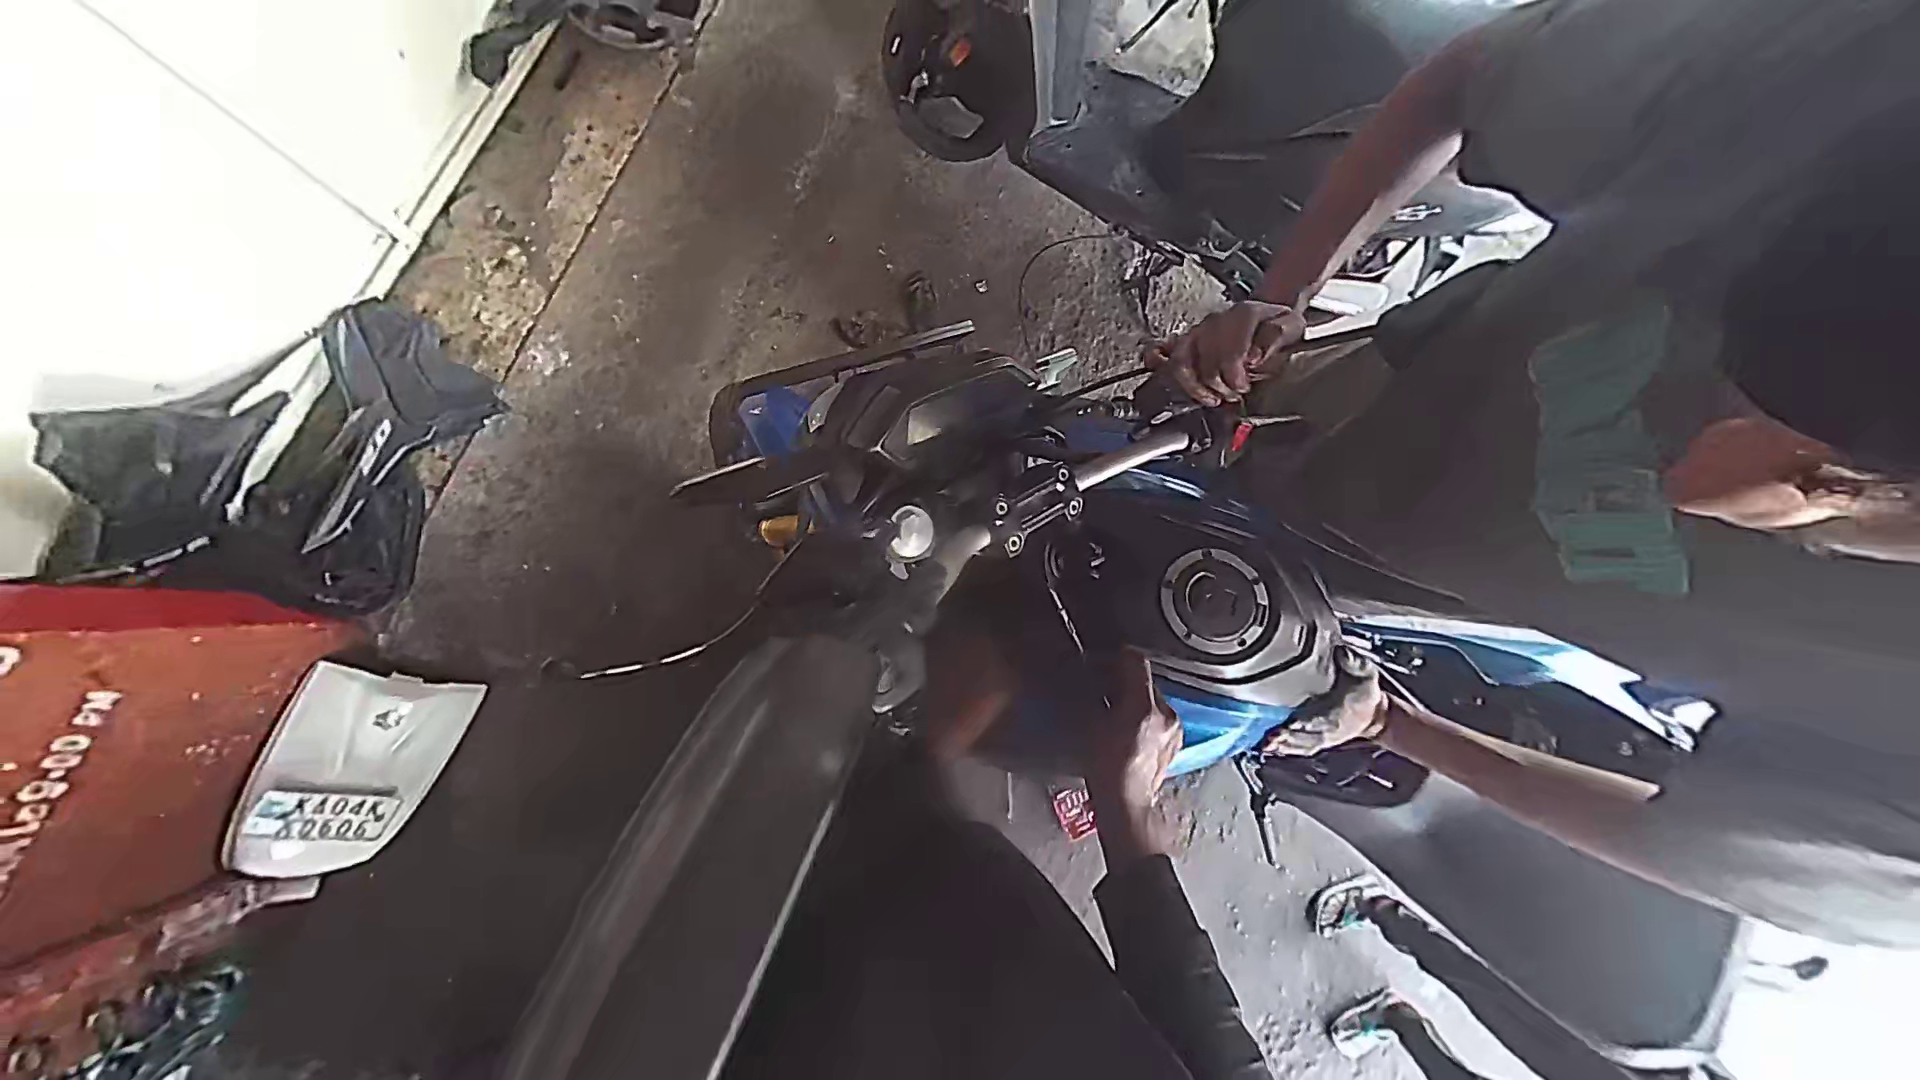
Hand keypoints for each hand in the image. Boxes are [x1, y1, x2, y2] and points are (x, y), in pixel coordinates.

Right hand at [1086, 649, 1181, 860]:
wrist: (1126, 803)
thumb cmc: (1106, 768)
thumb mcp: (1093, 724)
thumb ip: (1098, 695)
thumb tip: (1096, 677)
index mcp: (1144, 707)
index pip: (1137, 663)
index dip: (1119, 655)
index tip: (1107, 656)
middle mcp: (1165, 714)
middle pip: (1145, 679)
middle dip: (1124, 677)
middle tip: (1104, 680)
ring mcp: (1174, 728)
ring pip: (1153, 697)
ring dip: (1134, 694)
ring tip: (1114, 703)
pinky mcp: (1175, 740)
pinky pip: (1160, 715)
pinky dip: (1145, 712)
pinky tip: (1128, 722)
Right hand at [1144, 301, 1306, 406]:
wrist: (1265, 316)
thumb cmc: (1277, 325)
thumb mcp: (1292, 326)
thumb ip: (1276, 338)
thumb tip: (1254, 356)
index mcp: (1243, 315)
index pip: (1230, 354)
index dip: (1236, 377)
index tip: (1244, 387)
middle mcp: (1215, 322)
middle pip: (1207, 364)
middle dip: (1220, 386)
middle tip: (1233, 394)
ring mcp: (1197, 332)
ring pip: (1181, 363)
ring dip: (1195, 387)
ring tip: (1210, 397)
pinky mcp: (1185, 341)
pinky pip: (1162, 353)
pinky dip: (1158, 364)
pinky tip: (1168, 376)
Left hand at [1261, 645, 1388, 756]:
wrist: (1373, 714)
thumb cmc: (1365, 692)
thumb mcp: (1366, 674)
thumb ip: (1356, 663)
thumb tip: (1343, 653)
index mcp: (1340, 714)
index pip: (1322, 720)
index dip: (1307, 724)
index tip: (1292, 724)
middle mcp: (1328, 730)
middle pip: (1307, 736)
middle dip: (1289, 737)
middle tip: (1271, 738)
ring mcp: (1320, 737)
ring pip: (1300, 744)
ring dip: (1284, 746)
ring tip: (1266, 745)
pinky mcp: (1314, 740)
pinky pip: (1299, 748)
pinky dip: (1285, 749)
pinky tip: (1268, 749)